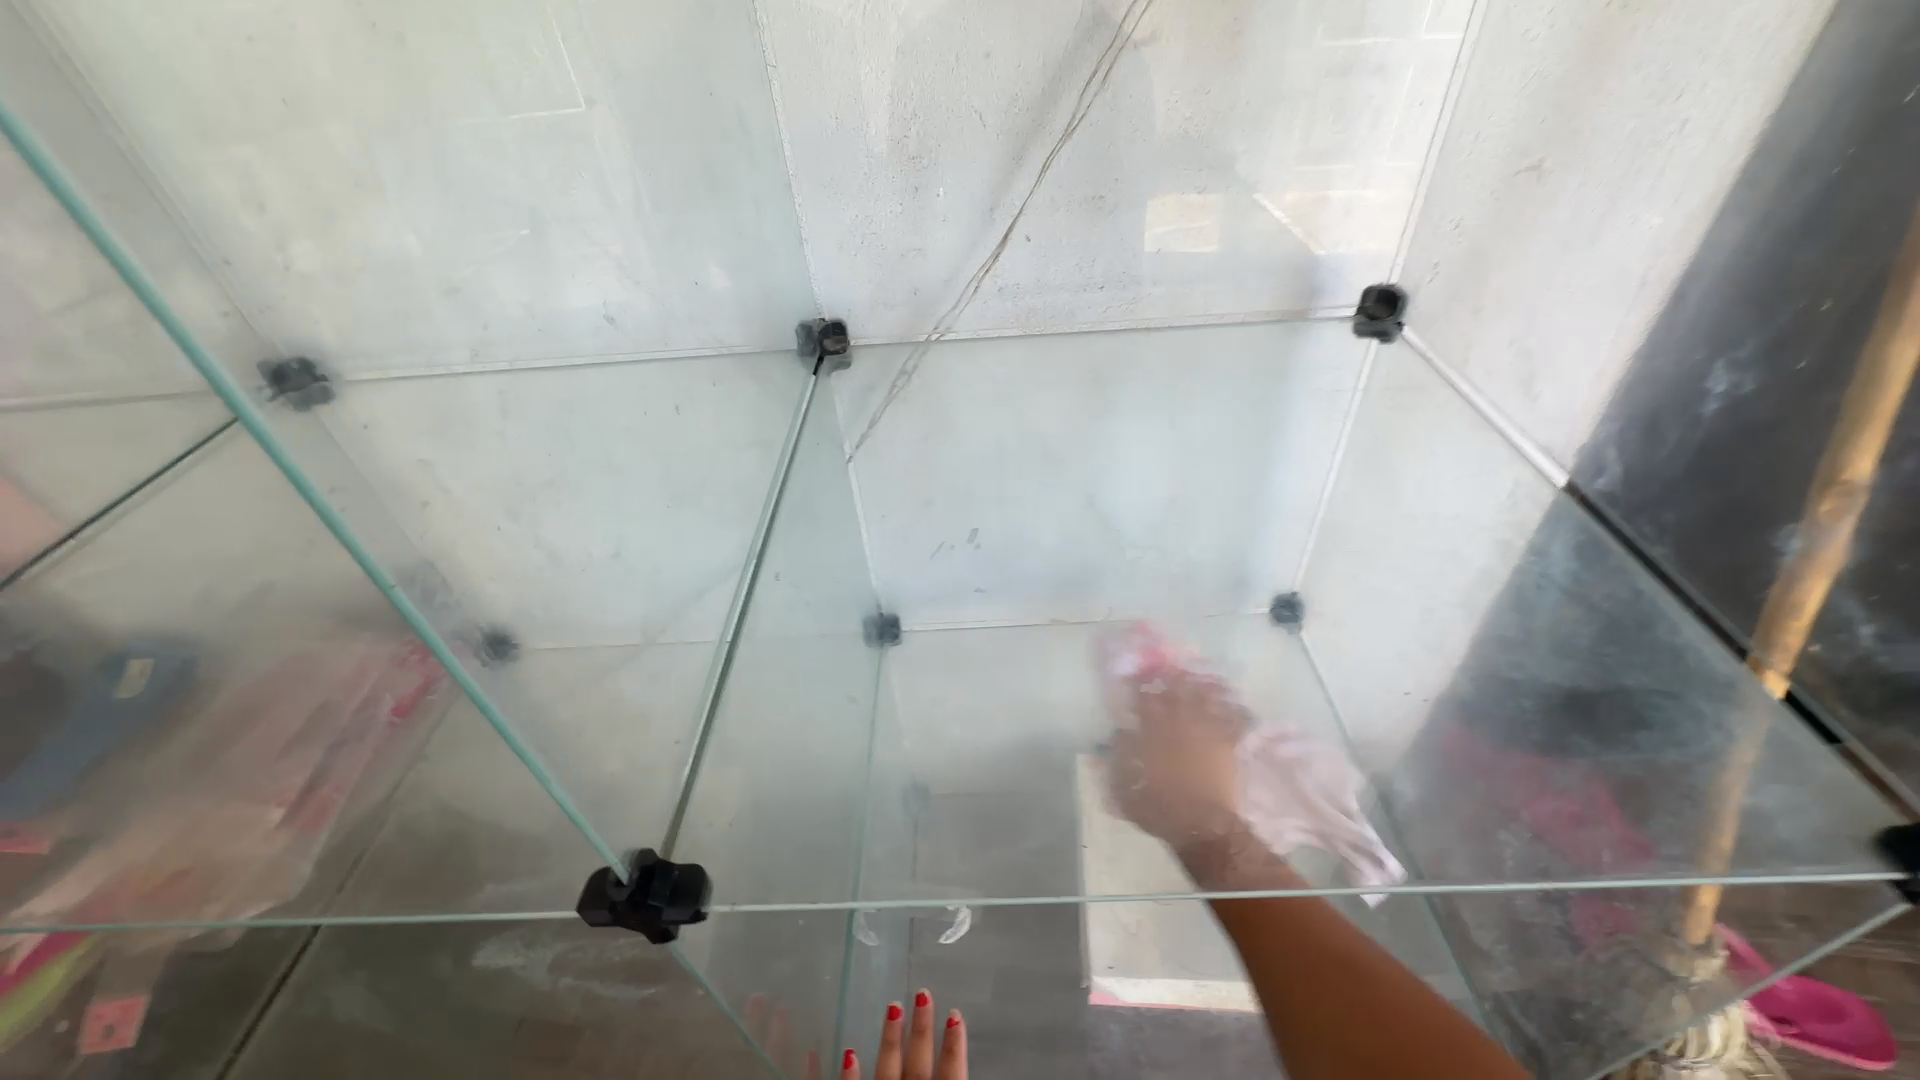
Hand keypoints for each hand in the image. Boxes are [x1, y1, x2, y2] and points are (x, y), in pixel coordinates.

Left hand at [842, 990, 964, 1079]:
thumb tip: (965, 1071)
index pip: (952, 1076)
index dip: (954, 1047)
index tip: (955, 1014)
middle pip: (919, 1066)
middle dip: (921, 1030)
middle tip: (923, 993)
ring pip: (887, 1071)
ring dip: (890, 1040)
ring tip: (893, 1006)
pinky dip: (850, 1074)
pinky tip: (849, 1052)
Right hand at [1104, 643, 1249, 855]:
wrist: (1199, 824)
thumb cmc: (1156, 804)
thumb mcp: (1122, 783)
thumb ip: (1118, 754)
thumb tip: (1119, 733)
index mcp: (1153, 727)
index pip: (1144, 695)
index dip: (1140, 683)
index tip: (1137, 677)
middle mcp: (1180, 721)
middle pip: (1178, 689)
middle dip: (1173, 677)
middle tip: (1171, 671)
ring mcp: (1208, 730)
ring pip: (1208, 697)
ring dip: (1205, 686)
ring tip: (1204, 679)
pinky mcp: (1229, 744)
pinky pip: (1236, 719)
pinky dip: (1236, 710)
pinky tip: (1236, 705)